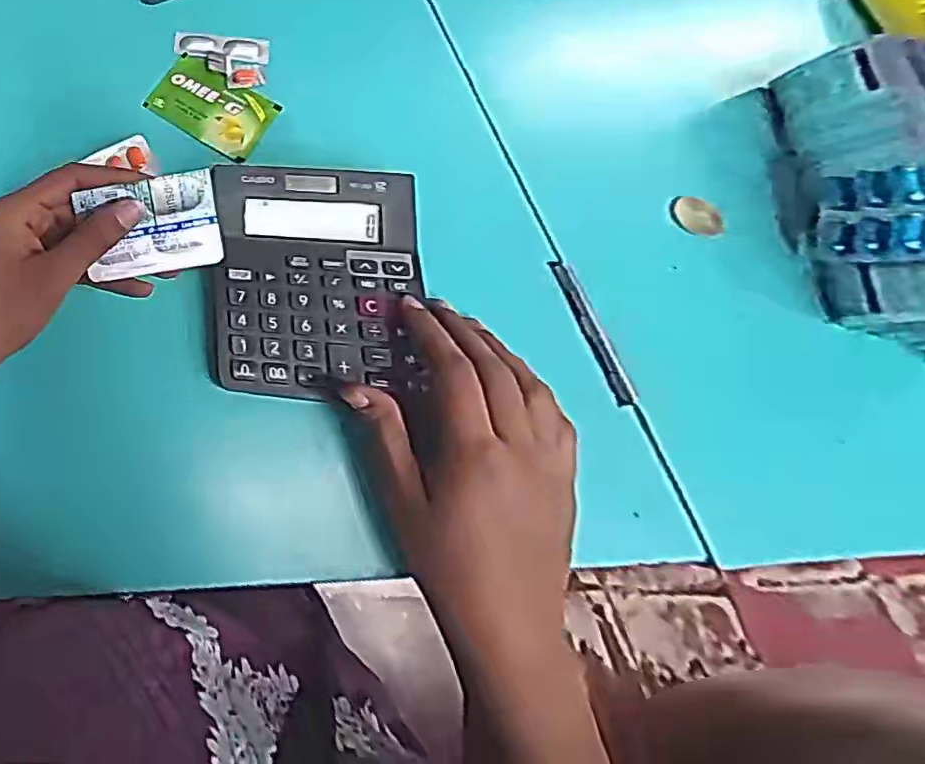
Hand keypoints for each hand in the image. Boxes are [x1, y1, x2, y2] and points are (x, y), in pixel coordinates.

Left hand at [0, 163, 150, 377]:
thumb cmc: (4, 310)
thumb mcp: (56, 273)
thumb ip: (95, 239)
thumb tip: (130, 208)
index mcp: (21, 208)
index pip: (73, 178)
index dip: (114, 179)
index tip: (151, 186)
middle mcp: (27, 218)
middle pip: (83, 206)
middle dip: (124, 218)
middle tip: (163, 223)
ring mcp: (33, 242)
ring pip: (84, 235)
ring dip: (119, 248)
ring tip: (160, 259)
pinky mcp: (38, 265)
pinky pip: (76, 258)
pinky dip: (102, 270)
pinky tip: (136, 284)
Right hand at [342, 297, 576, 673]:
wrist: (508, 618)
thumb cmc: (443, 557)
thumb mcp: (401, 495)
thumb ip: (385, 432)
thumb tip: (357, 385)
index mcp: (476, 451)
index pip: (455, 372)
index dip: (430, 334)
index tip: (410, 308)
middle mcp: (522, 446)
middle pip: (496, 369)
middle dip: (463, 330)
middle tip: (436, 307)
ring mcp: (552, 460)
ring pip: (532, 385)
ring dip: (499, 349)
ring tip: (471, 329)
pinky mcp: (567, 475)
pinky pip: (556, 412)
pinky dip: (530, 380)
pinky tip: (515, 376)